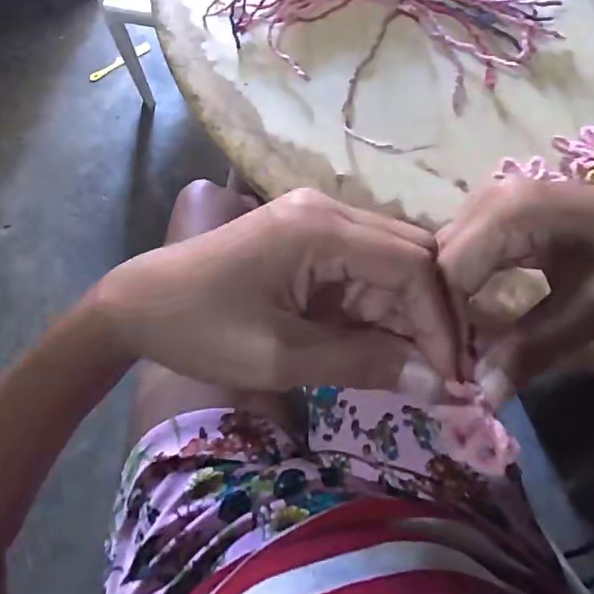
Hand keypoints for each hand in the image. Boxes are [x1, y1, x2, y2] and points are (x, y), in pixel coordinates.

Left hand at [88, 189, 463, 396]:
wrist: (141, 304)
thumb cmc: (203, 329)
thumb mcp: (282, 356)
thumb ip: (363, 362)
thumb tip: (439, 384)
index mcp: (320, 227)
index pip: (410, 264)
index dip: (439, 320)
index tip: (452, 377)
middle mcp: (328, 209)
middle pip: (409, 253)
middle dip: (433, 313)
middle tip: (446, 374)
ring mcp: (319, 218)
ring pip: (392, 258)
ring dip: (410, 311)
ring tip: (424, 367)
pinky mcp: (311, 235)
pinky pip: (363, 265)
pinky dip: (381, 305)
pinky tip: (388, 343)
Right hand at [436, 179, 593, 405]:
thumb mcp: (590, 313)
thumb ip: (531, 349)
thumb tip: (482, 393)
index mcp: (509, 213)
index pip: (450, 271)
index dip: (449, 324)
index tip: (460, 374)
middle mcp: (494, 195)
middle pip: (443, 255)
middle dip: (446, 309)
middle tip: (461, 362)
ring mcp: (502, 194)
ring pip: (454, 248)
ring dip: (455, 294)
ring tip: (468, 341)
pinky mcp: (512, 204)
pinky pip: (474, 241)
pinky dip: (471, 276)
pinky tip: (482, 307)